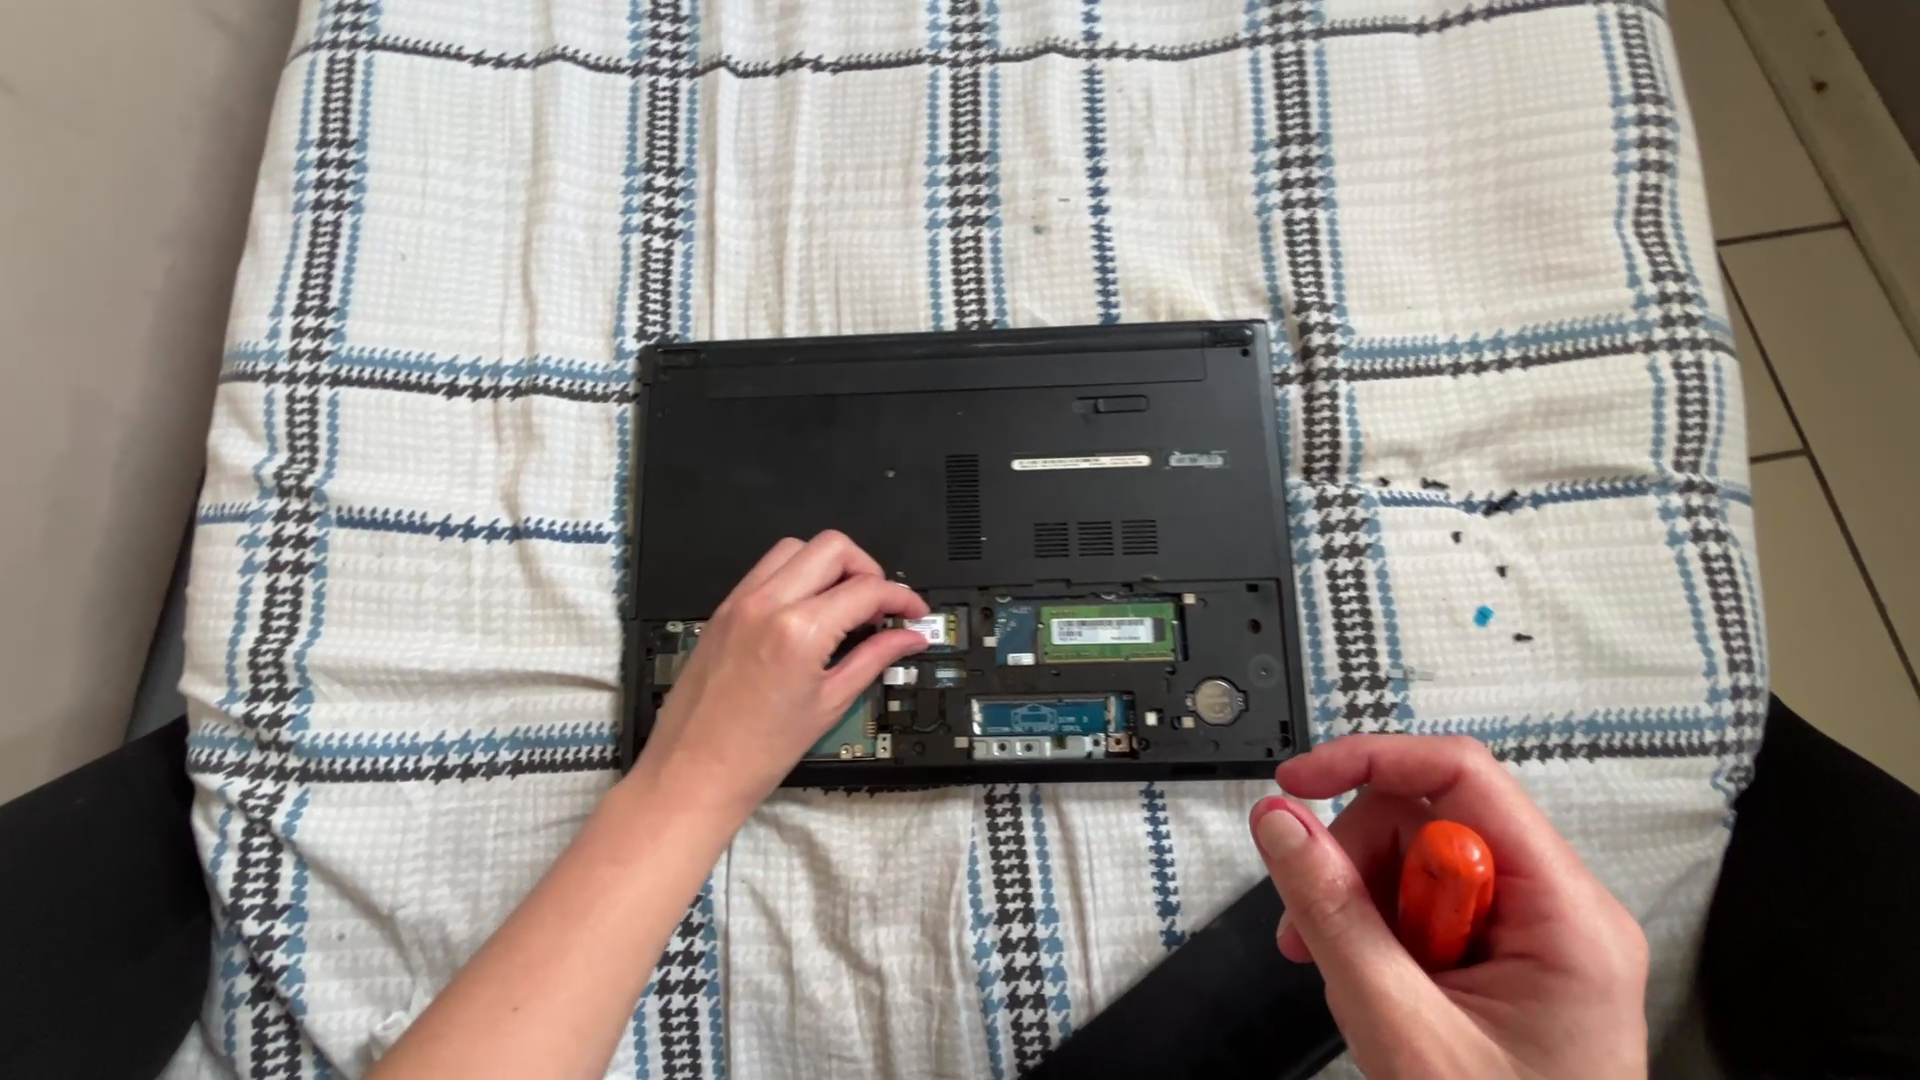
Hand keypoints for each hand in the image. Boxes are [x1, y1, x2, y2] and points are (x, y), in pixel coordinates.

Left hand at [627, 531, 930, 822]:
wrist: (693, 772)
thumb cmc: (756, 751)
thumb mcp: (830, 703)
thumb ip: (875, 659)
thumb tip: (909, 638)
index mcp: (799, 631)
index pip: (866, 589)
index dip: (901, 597)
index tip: (913, 612)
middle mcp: (767, 604)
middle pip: (833, 547)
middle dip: (868, 569)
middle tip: (880, 604)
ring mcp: (740, 602)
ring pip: (797, 547)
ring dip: (830, 565)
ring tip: (845, 603)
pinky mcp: (723, 609)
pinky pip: (767, 569)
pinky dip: (796, 575)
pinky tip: (809, 609)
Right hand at [1248, 735, 1648, 1079]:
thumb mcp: (1402, 1027)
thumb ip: (1335, 916)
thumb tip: (1275, 818)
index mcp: (1565, 912)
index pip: (1462, 775)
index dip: (1369, 760)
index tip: (1291, 785)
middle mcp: (1553, 902)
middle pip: (1422, 816)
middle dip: (1350, 859)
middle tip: (1309, 926)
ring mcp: (1528, 927)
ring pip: (1406, 855)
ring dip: (1352, 898)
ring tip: (1334, 968)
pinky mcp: (1500, 949)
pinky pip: (1412, 896)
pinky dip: (1367, 923)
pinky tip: (1361, 975)